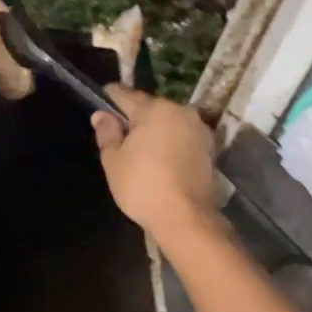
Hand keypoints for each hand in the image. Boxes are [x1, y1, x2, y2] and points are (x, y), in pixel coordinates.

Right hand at [92, 84, 218, 235]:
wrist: (185, 216)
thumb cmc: (142, 186)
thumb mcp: (114, 161)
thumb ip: (107, 133)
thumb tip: (101, 115)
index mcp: (154, 109)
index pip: (126, 94)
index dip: (110, 97)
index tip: (101, 100)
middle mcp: (180, 111)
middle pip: (151, 107)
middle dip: (135, 116)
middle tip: (121, 133)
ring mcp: (199, 128)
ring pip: (170, 121)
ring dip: (156, 129)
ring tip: (142, 149)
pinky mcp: (209, 147)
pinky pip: (183, 137)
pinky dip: (172, 142)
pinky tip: (163, 159)